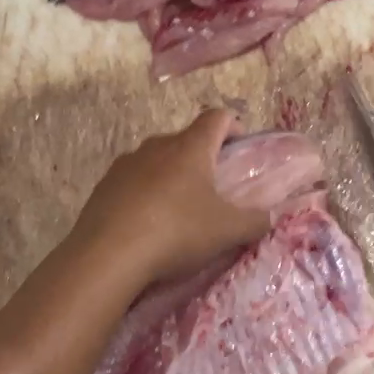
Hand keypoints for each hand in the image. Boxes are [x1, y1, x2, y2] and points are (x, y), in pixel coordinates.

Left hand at [69, 109, 272, 286]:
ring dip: (170, 177)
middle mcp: (157, 145)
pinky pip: (132, 182)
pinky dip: (143, 195)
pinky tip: (146, 225)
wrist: (107, 256)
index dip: (233, 126)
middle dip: (202, 158)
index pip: (217, 117)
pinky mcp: (103, 186)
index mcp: (190, 147)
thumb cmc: (176, 232)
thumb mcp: (227, 231)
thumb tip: (270, 217)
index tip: (240, 149)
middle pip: (186, 140)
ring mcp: (126, 164)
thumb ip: (255, 221)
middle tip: (213, 189)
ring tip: (178, 211)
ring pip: (156, 160)